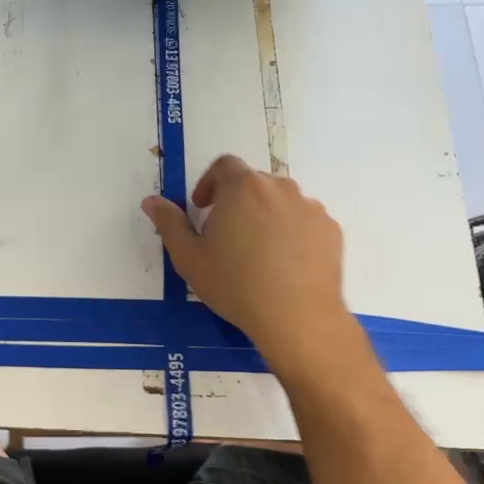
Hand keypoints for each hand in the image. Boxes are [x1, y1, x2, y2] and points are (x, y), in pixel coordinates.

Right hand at [141, 155, 357, 380]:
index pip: (224, 165)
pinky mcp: (331, 230)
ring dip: (265, 216)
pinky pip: (305, 222)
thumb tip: (152, 201)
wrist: (298, 318)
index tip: (202, 209)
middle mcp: (280, 188)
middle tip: (226, 235)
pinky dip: (292, 233)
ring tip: (257, 253)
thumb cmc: (235, 284)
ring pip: (281, 202)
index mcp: (243, 187)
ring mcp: (310, 208)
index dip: (209, 183)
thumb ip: (169, 223)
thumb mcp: (189, 258)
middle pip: (254, 182)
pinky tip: (284, 265)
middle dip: (237, 201)